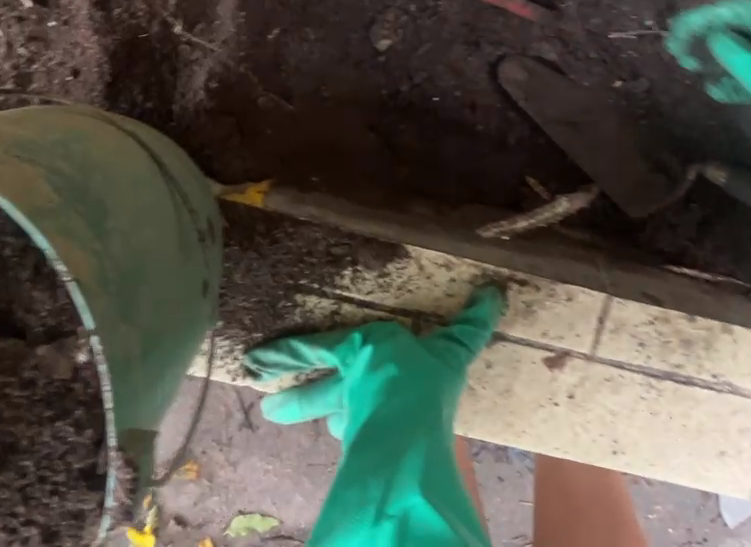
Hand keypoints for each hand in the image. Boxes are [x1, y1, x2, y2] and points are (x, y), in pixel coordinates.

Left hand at [244, 287, 504, 546]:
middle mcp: (352, 386)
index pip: (317, 348)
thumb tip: (496, 290)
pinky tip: (357, 460)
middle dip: (292, 400)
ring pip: (335, 420)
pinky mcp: (365, 451)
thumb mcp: (451, 347)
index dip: (286, 352)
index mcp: (363, 352)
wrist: (412, 427)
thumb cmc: (421, 376)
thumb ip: (471, 324)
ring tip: (319, 429)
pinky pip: (357, 446)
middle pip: (315, 394)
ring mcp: (355, 421)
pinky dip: (356, 449)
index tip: (255, 360)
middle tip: (266, 407)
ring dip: (322, 421)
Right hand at [668, 0, 750, 204]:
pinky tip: (723, 93)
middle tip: (680, 57)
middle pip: (750, 29)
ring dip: (726, 61)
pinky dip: (745, 80)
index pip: (742, 12)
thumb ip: (742, 62)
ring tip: (697, 76)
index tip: (674, 37)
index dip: (705, 19)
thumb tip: (714, 38)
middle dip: (713, 38)